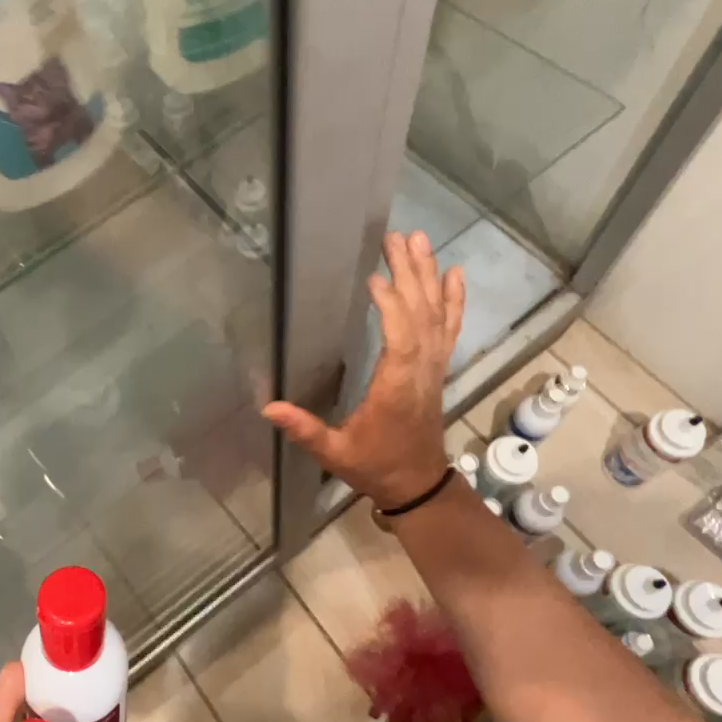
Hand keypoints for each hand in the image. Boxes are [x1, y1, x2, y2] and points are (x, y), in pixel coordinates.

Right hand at [263, 231, 464, 507]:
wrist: (418, 484)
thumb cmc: (374, 466)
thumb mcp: (335, 453)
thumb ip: (304, 430)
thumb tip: (268, 408)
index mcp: (396, 387)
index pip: (402, 339)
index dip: (392, 306)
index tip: (374, 277)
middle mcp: (420, 370)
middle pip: (421, 314)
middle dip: (409, 274)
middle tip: (397, 237)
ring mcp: (433, 366)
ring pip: (437, 315)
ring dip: (428, 276)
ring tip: (418, 240)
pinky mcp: (437, 367)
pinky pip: (450, 328)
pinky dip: (454, 299)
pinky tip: (454, 273)